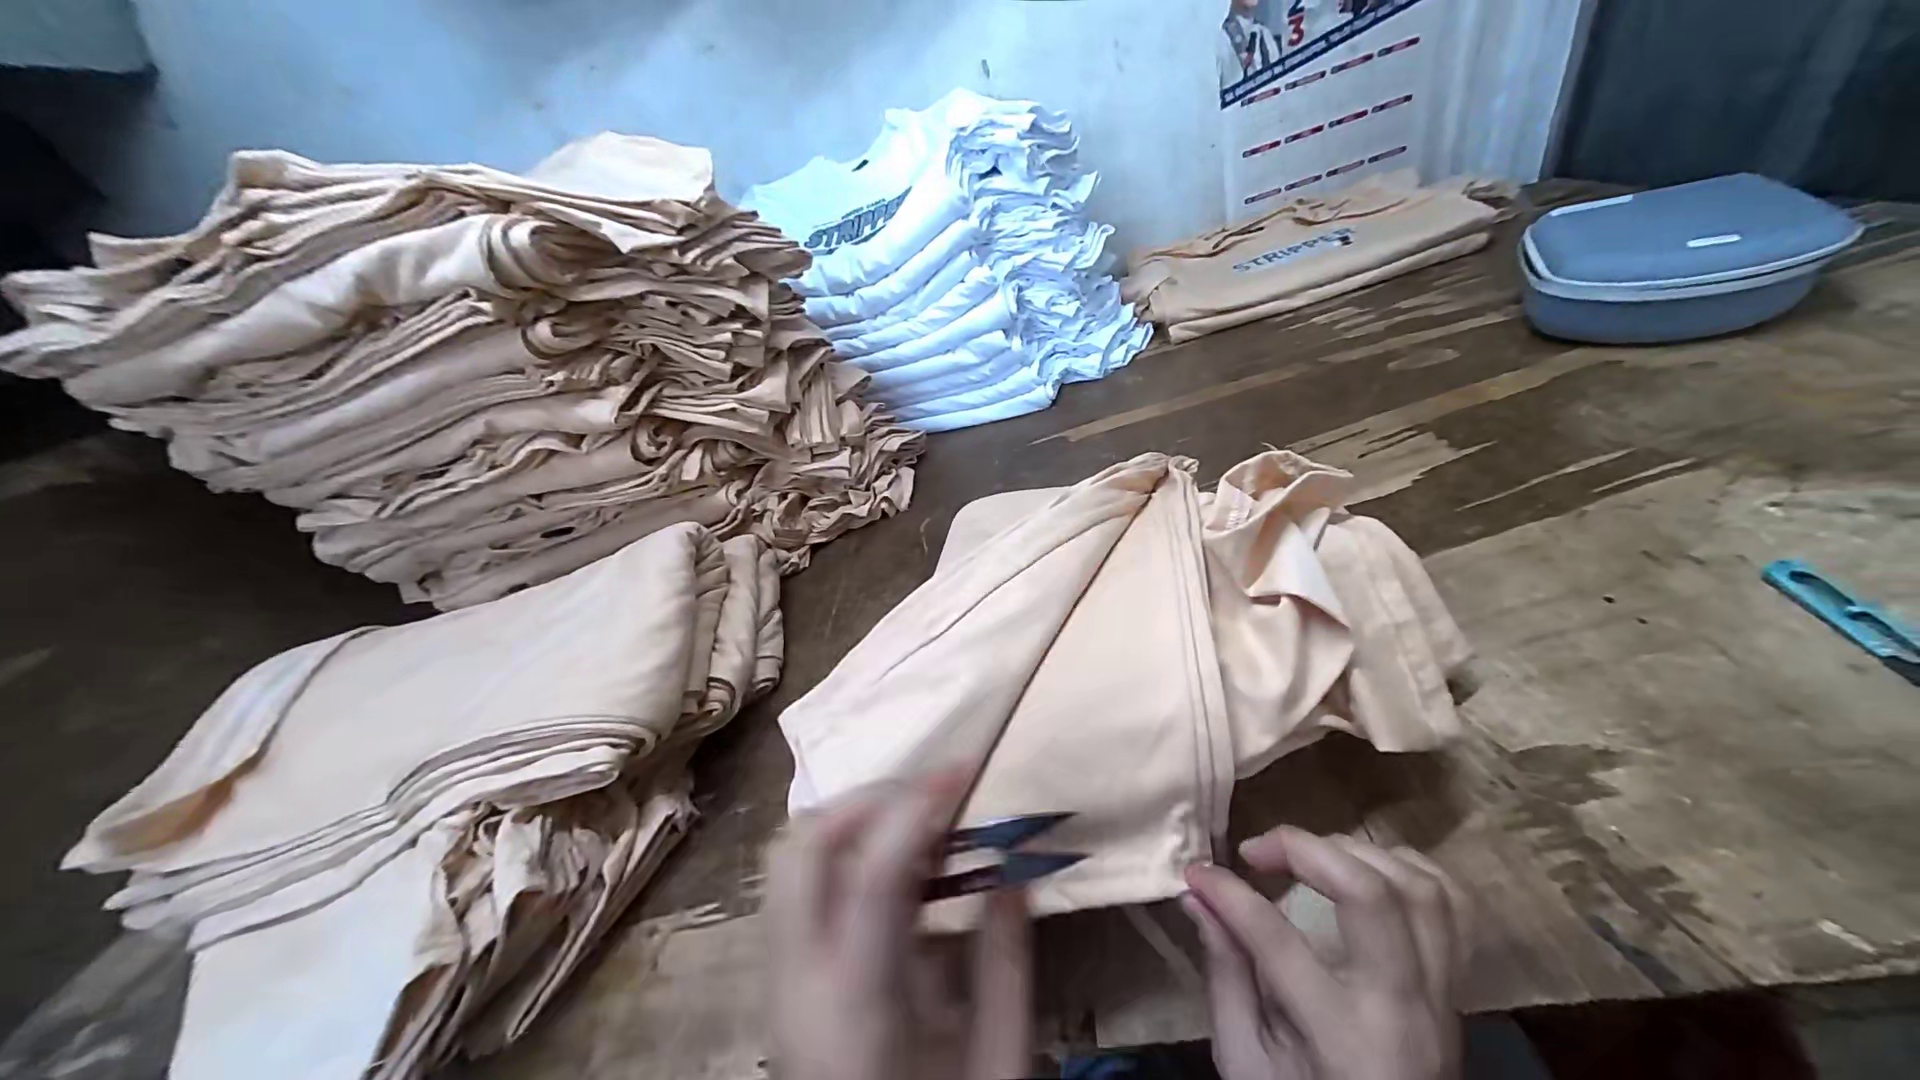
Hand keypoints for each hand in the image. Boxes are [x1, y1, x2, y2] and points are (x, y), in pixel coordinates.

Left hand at [767, 774, 1032, 1079]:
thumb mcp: (995, 1062)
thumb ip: (1005, 962)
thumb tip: (1011, 871)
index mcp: (858, 1004)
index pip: (875, 873)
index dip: (919, 806)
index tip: (964, 771)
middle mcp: (799, 978)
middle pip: (804, 846)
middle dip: (870, 798)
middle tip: (934, 796)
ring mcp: (778, 974)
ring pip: (792, 856)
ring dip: (854, 819)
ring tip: (919, 822)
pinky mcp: (781, 975)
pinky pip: (800, 883)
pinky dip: (846, 850)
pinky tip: (898, 867)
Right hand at [1181, 827, 1470, 1079]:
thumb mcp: (1246, 1059)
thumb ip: (1225, 974)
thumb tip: (1198, 897)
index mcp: (1345, 1039)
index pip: (1277, 938)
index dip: (1226, 892)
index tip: (1196, 874)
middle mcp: (1405, 1009)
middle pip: (1371, 894)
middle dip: (1302, 848)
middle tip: (1256, 851)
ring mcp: (1443, 996)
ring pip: (1420, 888)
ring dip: (1355, 853)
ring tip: (1308, 857)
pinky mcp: (1457, 987)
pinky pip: (1454, 907)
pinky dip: (1407, 869)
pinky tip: (1362, 868)